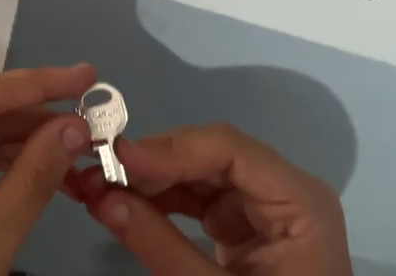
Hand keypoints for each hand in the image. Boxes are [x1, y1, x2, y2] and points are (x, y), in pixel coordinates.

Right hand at [71, 124, 351, 275]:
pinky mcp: (242, 226)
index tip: (118, 157)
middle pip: (208, 155)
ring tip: (99, 185)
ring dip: (147, 180)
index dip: (171, 148)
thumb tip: (102, 199)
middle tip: (97, 170)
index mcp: (299, 201)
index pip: (229, 149)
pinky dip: (160, 200)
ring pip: (195, 173)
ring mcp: (261, 207)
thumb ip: (163, 247)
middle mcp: (282, 191)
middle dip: (151, 164)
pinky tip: (124, 202)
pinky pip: (195, 199)